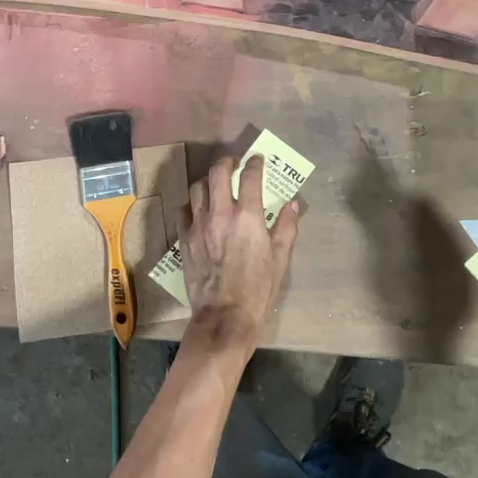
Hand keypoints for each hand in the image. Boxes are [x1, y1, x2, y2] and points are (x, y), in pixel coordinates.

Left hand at [180, 155, 300, 354]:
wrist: (225, 316)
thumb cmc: (258, 290)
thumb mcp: (280, 259)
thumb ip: (287, 227)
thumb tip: (293, 204)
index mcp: (247, 217)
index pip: (250, 177)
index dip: (254, 164)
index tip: (256, 160)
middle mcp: (220, 214)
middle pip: (217, 173)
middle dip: (226, 162)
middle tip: (233, 163)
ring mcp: (198, 225)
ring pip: (197, 188)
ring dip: (207, 181)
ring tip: (214, 184)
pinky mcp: (184, 239)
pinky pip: (184, 211)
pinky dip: (192, 205)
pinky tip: (199, 210)